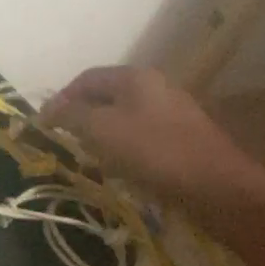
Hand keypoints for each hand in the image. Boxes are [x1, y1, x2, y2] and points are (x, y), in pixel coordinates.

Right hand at [40, 66, 262, 209]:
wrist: (220, 189)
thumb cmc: (154, 151)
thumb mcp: (100, 129)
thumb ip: (70, 116)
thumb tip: (48, 111)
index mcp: (135, 77)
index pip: (85, 78)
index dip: (60, 99)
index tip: (44, 124)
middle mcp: (156, 88)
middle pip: (106, 97)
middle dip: (81, 118)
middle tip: (65, 141)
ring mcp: (174, 114)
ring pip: (124, 119)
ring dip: (103, 136)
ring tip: (91, 158)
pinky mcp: (185, 140)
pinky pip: (143, 138)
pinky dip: (125, 150)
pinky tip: (122, 170)